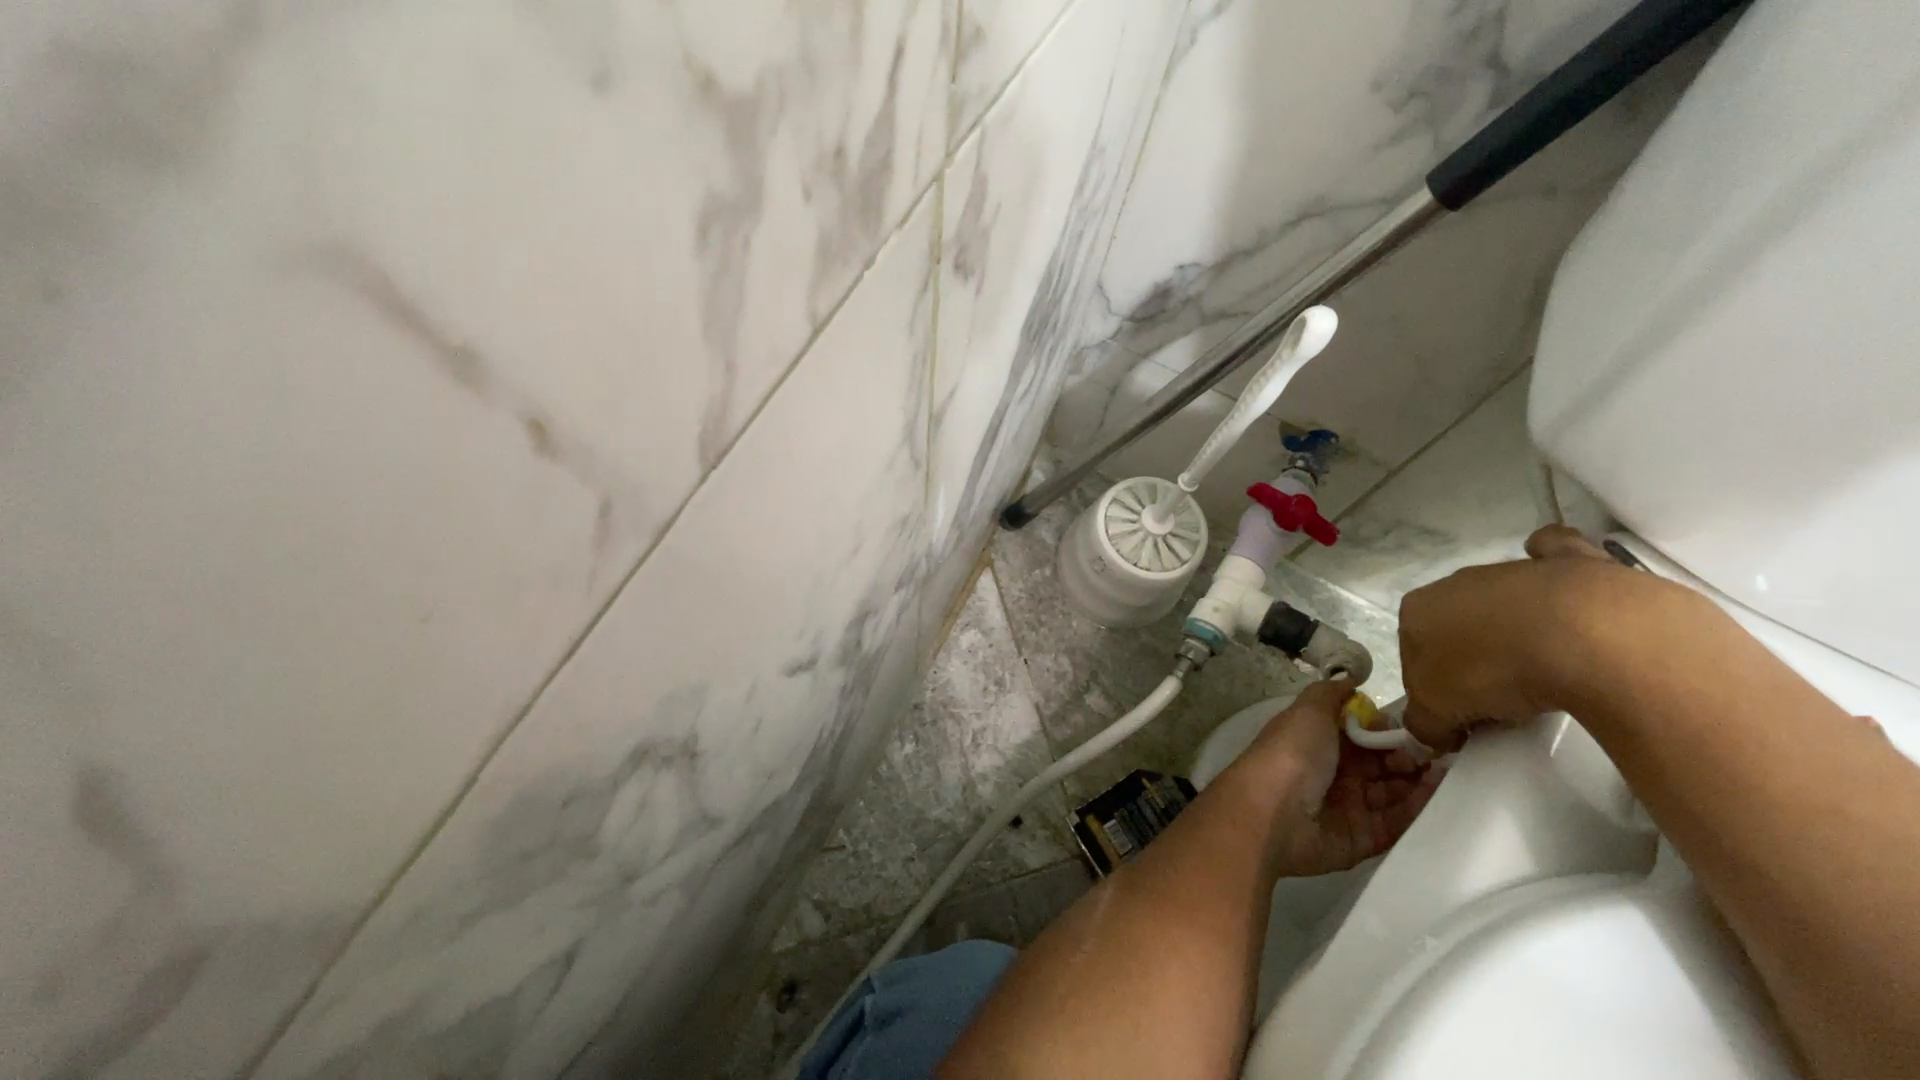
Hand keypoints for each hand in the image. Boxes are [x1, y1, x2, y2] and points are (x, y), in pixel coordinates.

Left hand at [1229, 679, 1441, 877]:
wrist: (1269, 812)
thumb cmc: (1292, 754)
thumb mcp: (1309, 710)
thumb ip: (1332, 694)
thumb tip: (1352, 680)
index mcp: (1321, 743)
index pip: (1366, 735)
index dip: (1393, 730)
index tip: (1425, 725)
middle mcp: (1336, 774)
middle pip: (1385, 765)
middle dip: (1414, 757)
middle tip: (1445, 752)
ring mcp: (1348, 808)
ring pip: (1394, 794)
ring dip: (1422, 783)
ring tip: (1453, 773)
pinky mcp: (1361, 840)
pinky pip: (1395, 824)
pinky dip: (1418, 811)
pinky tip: (1441, 797)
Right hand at [1397, 524, 1674, 750]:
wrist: (1583, 636)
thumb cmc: (1493, 670)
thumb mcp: (1438, 713)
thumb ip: (1423, 722)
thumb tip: (1432, 729)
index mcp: (1416, 612)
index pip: (1414, 657)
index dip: (1434, 690)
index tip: (1461, 720)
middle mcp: (1455, 582)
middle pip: (1456, 627)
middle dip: (1470, 658)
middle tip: (1500, 701)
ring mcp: (1512, 568)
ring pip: (1501, 601)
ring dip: (1512, 628)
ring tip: (1545, 671)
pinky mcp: (1569, 561)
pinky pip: (1551, 554)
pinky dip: (1551, 565)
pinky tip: (1561, 591)